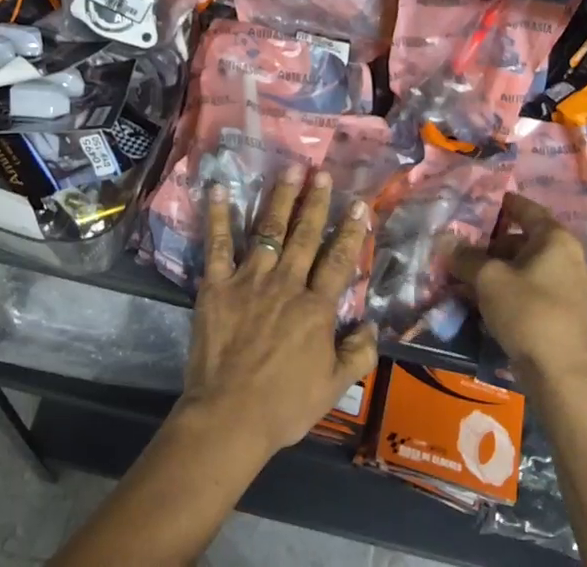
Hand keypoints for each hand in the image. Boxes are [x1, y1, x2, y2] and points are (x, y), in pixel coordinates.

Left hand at [178, 167, 378, 459]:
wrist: (230, 415)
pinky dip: (218, 216)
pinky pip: (218, 246)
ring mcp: (249, 281)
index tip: (358, 204)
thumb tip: (371, 324)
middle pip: (304, 236)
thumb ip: (358, 353)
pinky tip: (218, 189)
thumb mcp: (334, 386)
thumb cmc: (284, 405)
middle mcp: (286, 285)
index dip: (350, 231)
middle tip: (321, 173)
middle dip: (315, 203)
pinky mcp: (216, 286)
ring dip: (279, 199)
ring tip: (288, 170)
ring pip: (268, 231)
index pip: (338, 261)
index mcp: (316, 308)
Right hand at [451, 193, 586, 385]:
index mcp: (557, 240)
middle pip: (528, 241)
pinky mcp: (571, 315)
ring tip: (473, 279)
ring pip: (532, 269)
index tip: (491, 201)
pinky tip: (493, 303)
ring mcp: (575, 288)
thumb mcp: (488, 280)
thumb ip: (466, 257)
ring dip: (503, 270)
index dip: (508, 204)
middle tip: (468, 251)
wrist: (561, 374)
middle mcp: (572, 258)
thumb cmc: (527, 313)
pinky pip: (538, 290)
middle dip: (496, 245)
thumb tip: (446, 242)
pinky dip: (516, 289)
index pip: (529, 210)